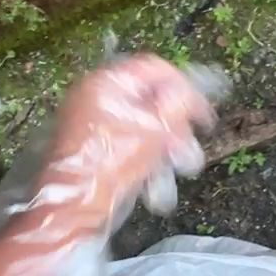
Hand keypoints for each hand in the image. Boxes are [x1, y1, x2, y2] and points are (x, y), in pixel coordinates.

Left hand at [31, 54, 215, 236]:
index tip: (201, 112)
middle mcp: (97, 97)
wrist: (74, 206)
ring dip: (167, 148)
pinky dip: (147, 160)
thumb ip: (178, 105)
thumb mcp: (154, 131)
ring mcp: (94, 122)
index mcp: (106, 83)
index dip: (184, 86)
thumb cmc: (110, 164)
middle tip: (189, 146)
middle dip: (177, 126)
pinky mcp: (95, 146)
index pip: (154, 68)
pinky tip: (158, 182)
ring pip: (144, 125)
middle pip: (151, 99)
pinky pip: (130, 144)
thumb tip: (190, 92)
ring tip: (178, 169)